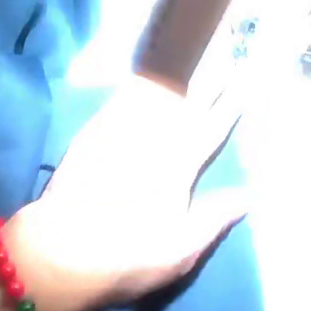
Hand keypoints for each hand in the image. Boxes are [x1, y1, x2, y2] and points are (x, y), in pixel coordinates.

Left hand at [1, 78, 246, 310]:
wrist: (61, 251)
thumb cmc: (128, 256)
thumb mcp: (182, 249)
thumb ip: (215, 217)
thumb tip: (248, 195)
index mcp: (180, 166)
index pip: (212, 127)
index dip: (230, 104)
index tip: (246, 80)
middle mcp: (154, 140)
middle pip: (187, 101)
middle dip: (209, 79)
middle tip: (225, 55)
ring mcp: (121, 132)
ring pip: (156, 94)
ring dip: (177, 74)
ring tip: (192, 54)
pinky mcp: (94, 134)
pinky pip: (121, 100)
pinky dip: (138, 84)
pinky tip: (146, 74)